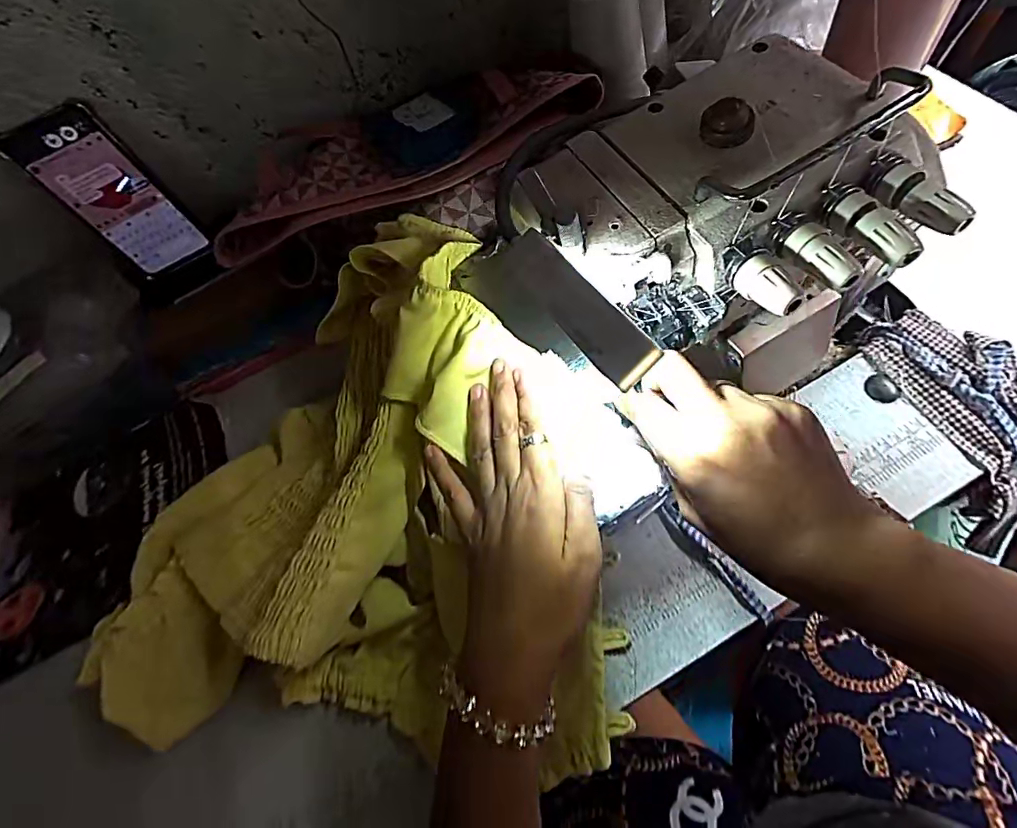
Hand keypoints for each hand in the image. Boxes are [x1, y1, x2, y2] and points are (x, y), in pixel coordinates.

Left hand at [425, 360, 600, 716]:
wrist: (510, 650)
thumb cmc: (557, 604)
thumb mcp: (587, 557)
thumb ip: (581, 507)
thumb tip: (574, 471)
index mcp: (541, 498)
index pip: (533, 438)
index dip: (527, 403)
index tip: (521, 373)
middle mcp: (508, 496)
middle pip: (503, 438)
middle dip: (501, 398)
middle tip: (496, 365)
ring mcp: (484, 514)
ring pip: (478, 456)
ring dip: (475, 421)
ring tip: (471, 390)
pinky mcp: (469, 534)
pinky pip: (451, 496)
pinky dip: (439, 471)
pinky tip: (429, 450)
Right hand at [617, 352, 890, 596]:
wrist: (834, 543)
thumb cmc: (769, 545)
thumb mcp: (699, 515)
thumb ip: (674, 469)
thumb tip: (658, 439)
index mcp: (696, 453)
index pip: (643, 402)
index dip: (632, 402)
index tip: (632, 402)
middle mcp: (726, 421)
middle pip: (672, 365)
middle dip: (660, 378)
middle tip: (664, 399)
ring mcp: (762, 409)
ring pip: (717, 386)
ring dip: (712, 407)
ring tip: (730, 443)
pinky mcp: (790, 407)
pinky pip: (754, 399)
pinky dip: (749, 417)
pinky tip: (760, 448)